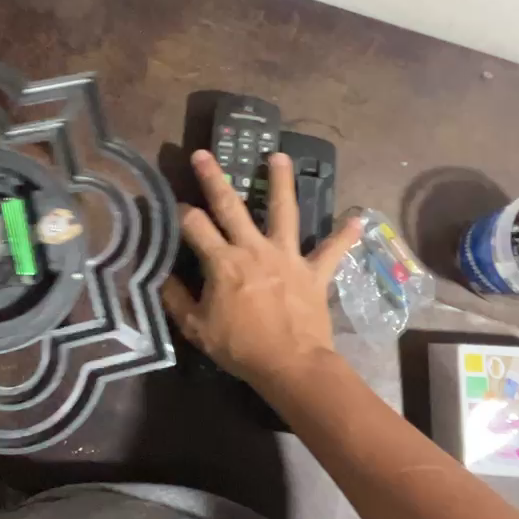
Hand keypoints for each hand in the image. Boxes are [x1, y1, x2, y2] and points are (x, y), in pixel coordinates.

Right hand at [162, 150, 362, 389]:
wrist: (291, 365)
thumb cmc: (240, 347)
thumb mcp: (196, 327)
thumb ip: (176, 298)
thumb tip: (161, 275)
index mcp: (222, 262)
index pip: (194, 225)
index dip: (179, 213)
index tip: (172, 206)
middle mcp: (253, 249)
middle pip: (231, 206)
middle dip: (214, 178)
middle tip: (204, 154)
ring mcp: (287, 257)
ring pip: (283, 212)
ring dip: (281, 182)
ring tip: (279, 156)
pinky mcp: (313, 272)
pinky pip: (331, 250)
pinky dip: (344, 235)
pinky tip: (357, 218)